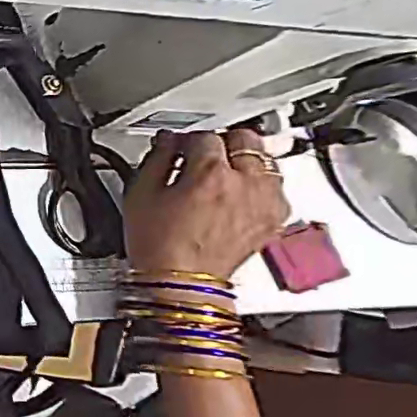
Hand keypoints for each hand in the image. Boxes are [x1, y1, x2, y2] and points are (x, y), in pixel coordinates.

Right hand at [123, 130, 289, 280]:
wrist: (180, 281)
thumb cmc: (159, 244)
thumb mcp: (141, 192)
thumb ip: (157, 158)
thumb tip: (169, 142)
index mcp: (210, 174)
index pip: (204, 136)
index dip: (185, 139)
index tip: (177, 146)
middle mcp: (246, 185)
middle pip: (246, 139)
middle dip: (223, 142)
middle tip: (204, 153)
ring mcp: (265, 204)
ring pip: (267, 161)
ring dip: (245, 161)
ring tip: (224, 172)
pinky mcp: (274, 220)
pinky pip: (275, 188)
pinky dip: (259, 184)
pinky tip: (238, 192)